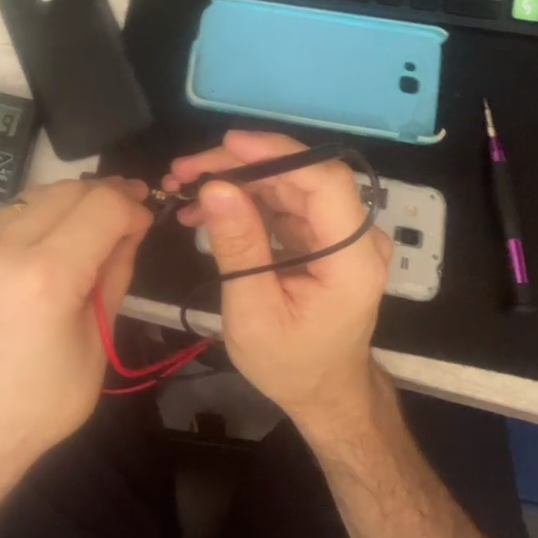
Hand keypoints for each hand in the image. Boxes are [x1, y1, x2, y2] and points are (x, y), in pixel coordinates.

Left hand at [0, 177, 153, 531]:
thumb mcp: (98, 342)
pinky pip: (10, 211)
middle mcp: (3, 247)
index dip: (132, 205)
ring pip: (39, 194)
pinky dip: (38, 217)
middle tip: (126, 218)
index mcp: (45, 276)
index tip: (145, 219)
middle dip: (105, 198)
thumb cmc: (42, 398)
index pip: (102, 205)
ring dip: (71, 204)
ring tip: (89, 232)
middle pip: (70, 189)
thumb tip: (133, 225)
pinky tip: (49, 243)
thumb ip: (116, 272)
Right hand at [165, 131, 392, 442]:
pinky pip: (281, 205)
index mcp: (352, 259)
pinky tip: (201, 210)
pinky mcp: (320, 238)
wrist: (322, 393)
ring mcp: (338, 236)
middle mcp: (355, 237)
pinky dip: (241, 202)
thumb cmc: (290, 364)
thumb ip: (238, 248)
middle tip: (183, 170)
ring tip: (182, 187)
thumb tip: (215, 187)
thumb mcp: (253, 313)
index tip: (226, 144)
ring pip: (286, 185)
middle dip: (239, 165)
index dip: (278, 153)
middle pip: (300, 177)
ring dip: (233, 181)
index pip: (325, 183)